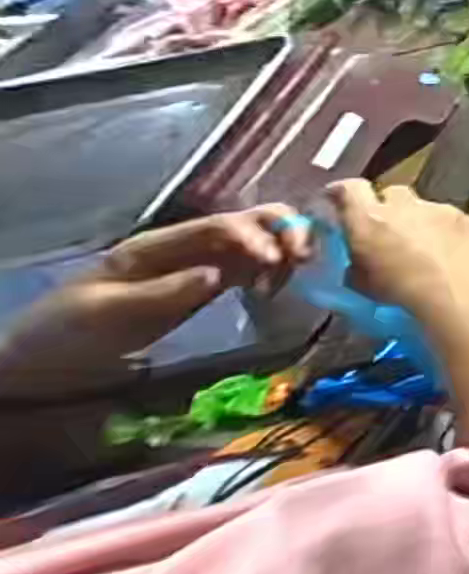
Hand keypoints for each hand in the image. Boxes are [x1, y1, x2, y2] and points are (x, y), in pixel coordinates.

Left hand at [0, 205, 312, 397]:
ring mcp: (214, 256)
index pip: (223, 224)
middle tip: (303, 259)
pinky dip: (284, 268)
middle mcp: (196, 241)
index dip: (256, 236)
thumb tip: (220, 274)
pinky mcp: (227, 274)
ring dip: (292, 250)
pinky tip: (276, 288)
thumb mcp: (107, 312)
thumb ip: (163, 291)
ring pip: (273, 235)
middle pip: (259, 218)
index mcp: (163, 242)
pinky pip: (269, 260)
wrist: (60, 355)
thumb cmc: (76, 329)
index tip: (274, 262)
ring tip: (287, 279)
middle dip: (290, 231)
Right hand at [326, 181, 468, 325]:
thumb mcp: (359, 281)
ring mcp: (438, 208)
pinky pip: (448, 216)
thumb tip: (358, 255)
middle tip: (389, 227)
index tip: (339, 199)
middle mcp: (404, 206)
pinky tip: (448, 247)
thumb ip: (354, 258)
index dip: (343, 192)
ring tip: (423, 242)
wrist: (456, 287)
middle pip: (392, 193)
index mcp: (369, 219)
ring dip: (418, 218)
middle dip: (388, 205)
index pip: (350, 188)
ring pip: (422, 205)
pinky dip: (444, 227)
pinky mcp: (464, 216)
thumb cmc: (400, 288)